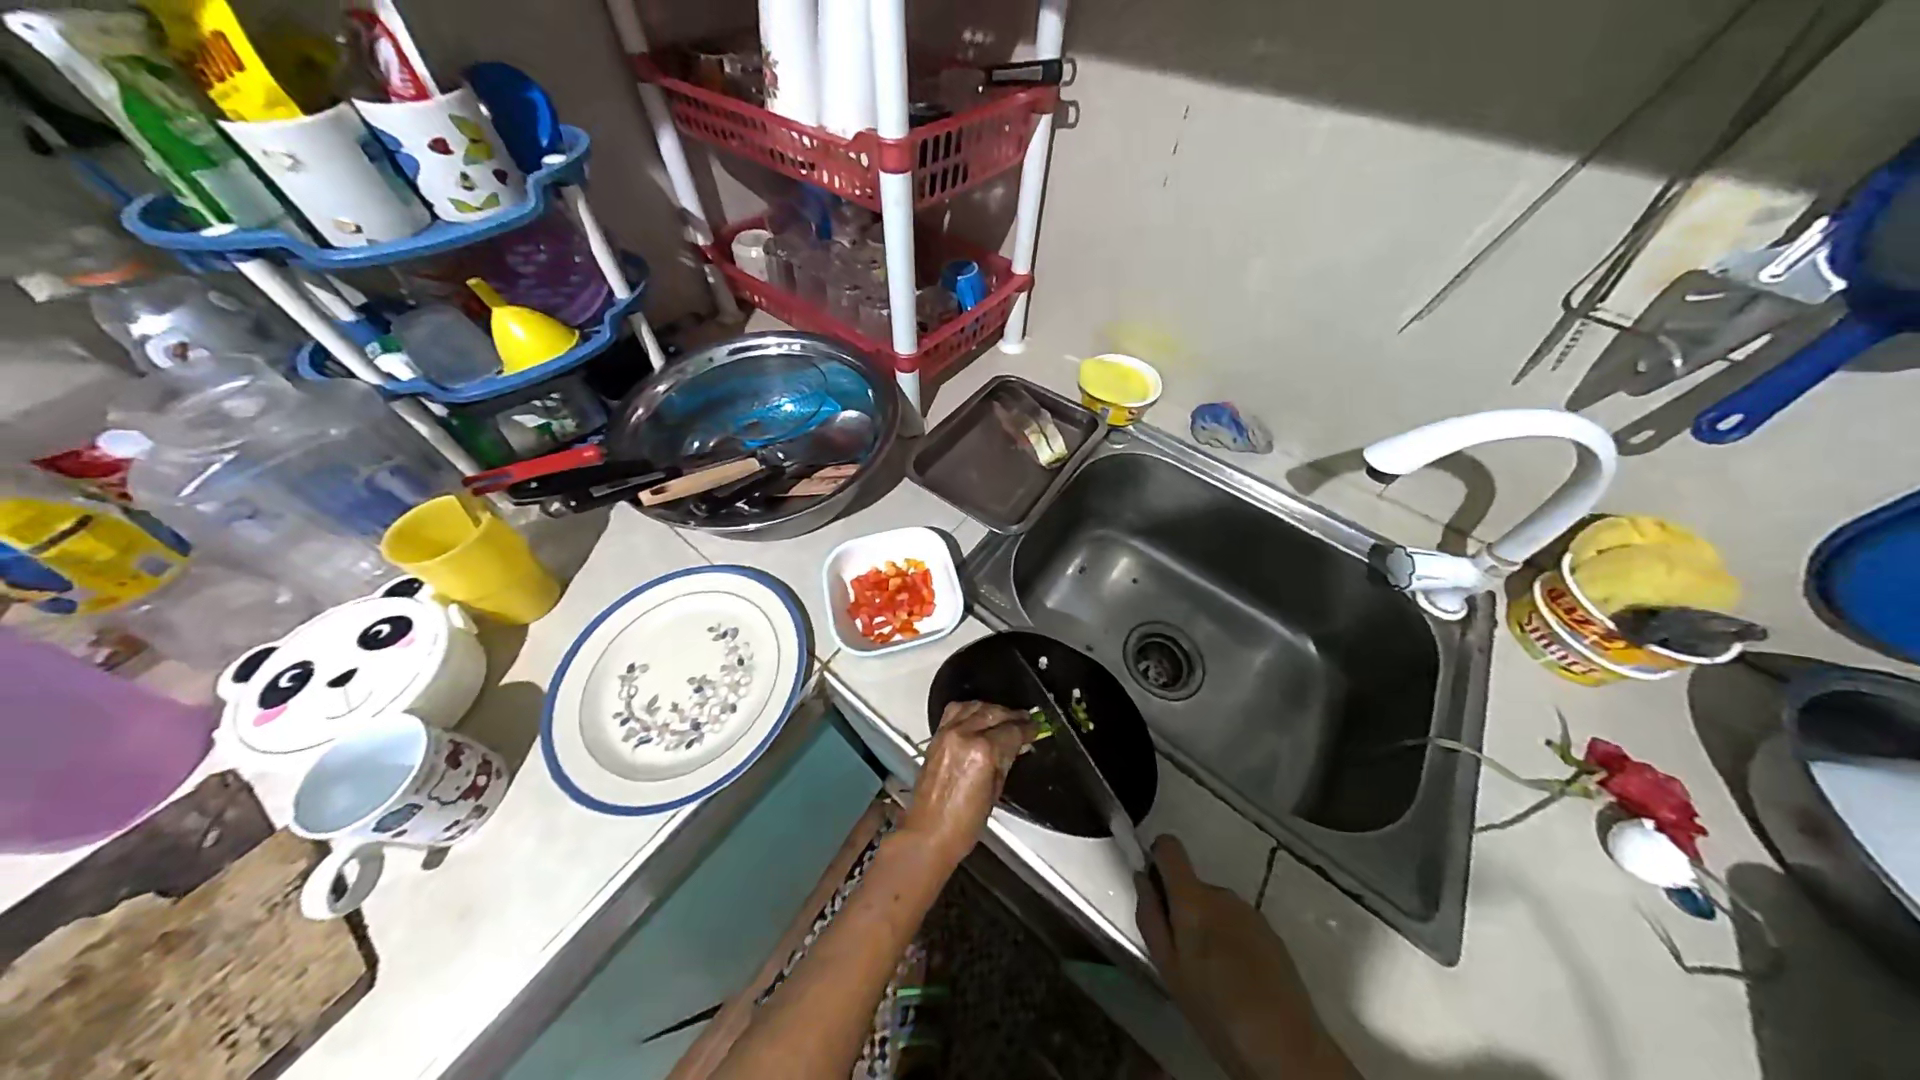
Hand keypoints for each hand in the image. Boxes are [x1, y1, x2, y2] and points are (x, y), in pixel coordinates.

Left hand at [903, 701, 1036, 862]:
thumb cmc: (964, 823)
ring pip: (975, 706)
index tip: (1036, 728)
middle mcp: (963, 735)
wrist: (928, 833)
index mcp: (982, 751)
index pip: (1011, 730)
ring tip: (1005, 717)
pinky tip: (980, 716)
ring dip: (993, 709)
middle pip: (994, 713)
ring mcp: (947, 733)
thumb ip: (1006, 761)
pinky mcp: (936, 736)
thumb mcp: (995, 792)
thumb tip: (1017, 745)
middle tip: (1025, 720)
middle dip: (1013, 716)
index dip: (1028, 729)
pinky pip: (955, 711)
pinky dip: (971, 710)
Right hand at [1136, 837, 1356, 1079]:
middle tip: (1181, 956)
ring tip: (1210, 975)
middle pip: (1191, 884)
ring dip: (1207, 927)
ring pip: (1215, 906)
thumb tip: (1142, 877)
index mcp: (1193, 899)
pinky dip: (1229, 940)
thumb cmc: (1215, 1010)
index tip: (1154, 889)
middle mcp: (1222, 894)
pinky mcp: (1271, 933)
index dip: (1157, 858)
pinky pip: (1237, 923)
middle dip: (1181, 908)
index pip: (1169, 847)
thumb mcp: (1167, 968)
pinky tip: (1236, 980)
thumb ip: (1150, 916)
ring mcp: (1250, 912)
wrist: (1287, 1049)